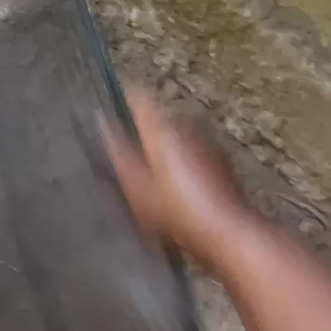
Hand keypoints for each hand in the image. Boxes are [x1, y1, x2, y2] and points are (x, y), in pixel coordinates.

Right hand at [103, 85, 256, 270]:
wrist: (228, 233)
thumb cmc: (174, 208)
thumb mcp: (134, 184)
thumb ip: (116, 151)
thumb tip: (101, 125)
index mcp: (162, 128)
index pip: (139, 97)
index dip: (122, 99)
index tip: (108, 108)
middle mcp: (187, 127)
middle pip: (158, 118)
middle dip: (142, 130)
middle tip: (125, 152)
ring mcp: (209, 143)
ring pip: (177, 135)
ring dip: (163, 147)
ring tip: (148, 173)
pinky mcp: (223, 162)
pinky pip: (193, 151)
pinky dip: (181, 161)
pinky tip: (173, 186)